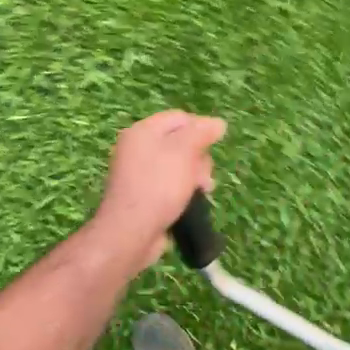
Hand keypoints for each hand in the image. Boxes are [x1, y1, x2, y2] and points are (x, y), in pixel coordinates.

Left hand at [87, 110, 224, 267]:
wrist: (131, 231)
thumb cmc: (158, 186)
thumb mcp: (184, 152)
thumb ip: (201, 132)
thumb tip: (218, 123)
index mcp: (143, 130)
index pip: (180, 118)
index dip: (202, 129)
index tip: (215, 147)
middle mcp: (138, 148)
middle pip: (182, 142)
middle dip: (200, 158)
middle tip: (204, 178)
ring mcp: (140, 172)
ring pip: (180, 165)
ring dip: (195, 177)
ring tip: (201, 192)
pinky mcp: (144, 194)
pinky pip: (171, 184)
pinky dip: (183, 190)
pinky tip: (191, 202)